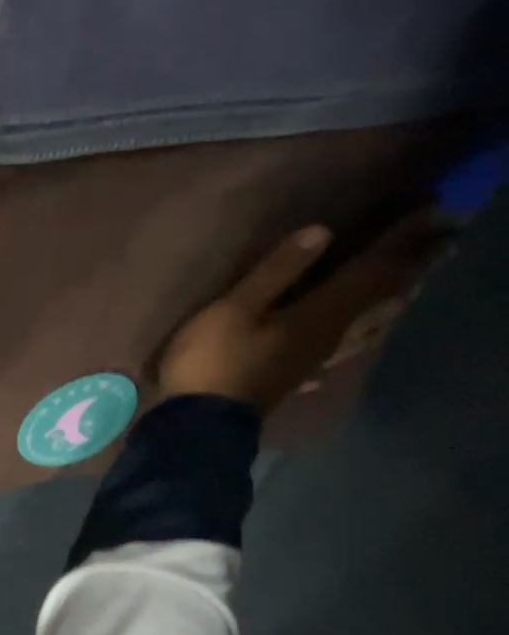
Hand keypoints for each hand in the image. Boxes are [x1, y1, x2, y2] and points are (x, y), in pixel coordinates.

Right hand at [159, 212, 446, 412]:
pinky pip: (339, 341)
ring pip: (362, 321)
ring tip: (401, 284)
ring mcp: (312, 358)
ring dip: (384, 299)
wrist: (198, 420)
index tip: (434, 215)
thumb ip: (274, 274)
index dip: (401, 242)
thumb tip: (321, 231)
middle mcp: (328, 334)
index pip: (370, 271)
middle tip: (436, 243)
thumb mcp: (233, 310)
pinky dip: (354, 329)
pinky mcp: (293, 373)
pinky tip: (348, 333)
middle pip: (376, 297)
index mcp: (318, 314)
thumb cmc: (213, 359)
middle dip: (405, 269)